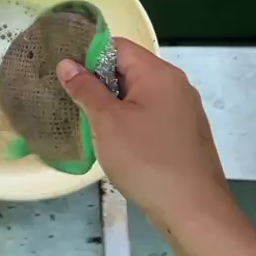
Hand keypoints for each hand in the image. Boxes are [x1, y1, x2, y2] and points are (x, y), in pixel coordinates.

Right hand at [58, 38, 232, 224]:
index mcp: (159, 74)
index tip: (62, 73)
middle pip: (128, 69)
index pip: (117, 47)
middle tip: (66, 96)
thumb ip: (85, 88)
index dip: (87, 55)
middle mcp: (175, 85)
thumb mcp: (106, 121)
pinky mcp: (182, 132)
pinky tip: (111, 139)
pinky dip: (126, 118)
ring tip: (83, 118)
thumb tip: (67, 64)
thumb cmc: (146, 159)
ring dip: (110, 102)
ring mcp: (182, 110)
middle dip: (96, 80)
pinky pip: (148, 113)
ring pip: (137, 93)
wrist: (193, 209)